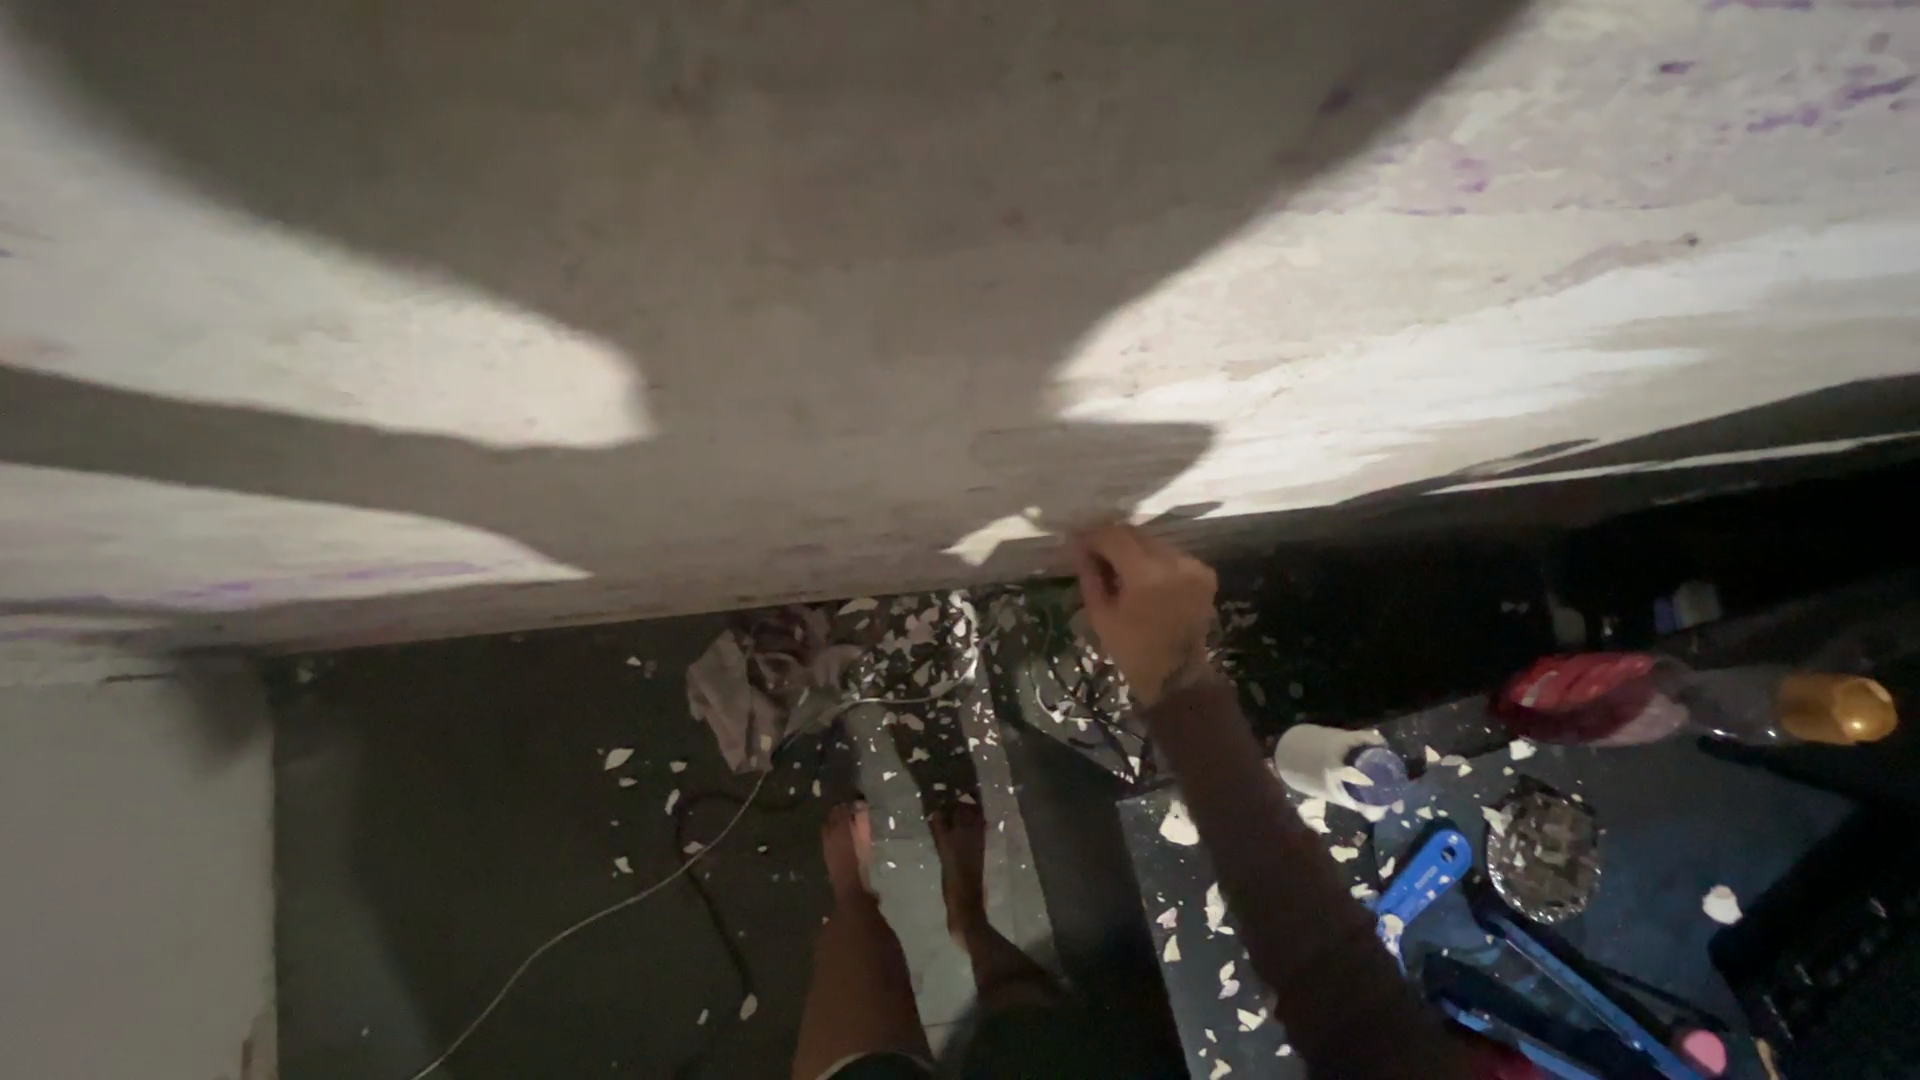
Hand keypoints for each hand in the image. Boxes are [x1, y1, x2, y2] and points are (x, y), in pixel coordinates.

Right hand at [1068, 523, 1218, 704]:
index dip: (1093, 536)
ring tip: (1118, 569)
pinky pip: (1170, 555)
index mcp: (1147, 575)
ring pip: (1153, 542)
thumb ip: (1089, 575)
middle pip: (1136, 534)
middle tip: (1094, 555)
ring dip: (1133, 550)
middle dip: (1112, 541)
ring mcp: (1193, 566)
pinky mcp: (1204, 573)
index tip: (1077, 542)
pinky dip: (1153, 561)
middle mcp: (1175, 562)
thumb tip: (1077, 546)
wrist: (1177, 675)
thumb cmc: (1132, 650)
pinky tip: (1143, 578)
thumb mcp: (1100, 614)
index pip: (1115, 536)